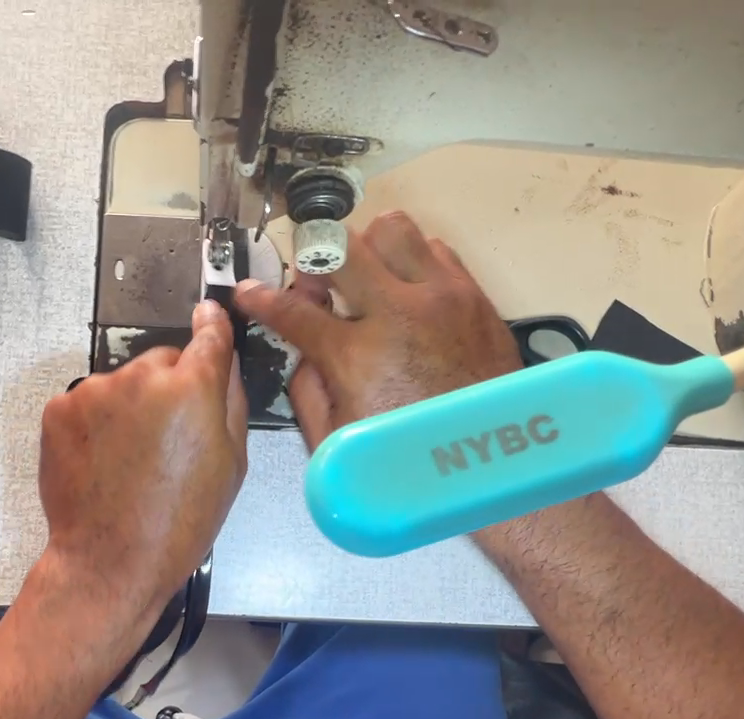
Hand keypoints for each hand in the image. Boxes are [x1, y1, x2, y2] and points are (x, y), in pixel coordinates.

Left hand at [36, 300, 247, 632]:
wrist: (112, 560)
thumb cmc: (177, 524)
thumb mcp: (231, 467)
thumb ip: (231, 403)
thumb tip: (225, 364)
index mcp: (192, 388)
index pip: (208, 334)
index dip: (211, 326)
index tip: (208, 316)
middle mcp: (141, 377)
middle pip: (162, 361)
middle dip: (168, 388)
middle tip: (168, 440)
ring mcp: (94, 391)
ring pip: (122, 383)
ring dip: (129, 407)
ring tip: (132, 461)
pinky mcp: (60, 409)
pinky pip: (88, 402)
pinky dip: (96, 423)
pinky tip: (104, 461)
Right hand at [234, 211, 520, 447]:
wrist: (495, 464)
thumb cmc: (411, 459)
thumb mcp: (339, 442)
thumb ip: (307, 391)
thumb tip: (299, 351)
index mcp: (357, 356)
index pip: (292, 310)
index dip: (261, 299)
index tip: (248, 293)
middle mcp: (400, 314)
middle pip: (340, 247)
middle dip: (316, 260)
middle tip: (318, 285)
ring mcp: (443, 297)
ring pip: (393, 229)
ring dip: (369, 251)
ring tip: (368, 283)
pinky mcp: (476, 296)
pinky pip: (437, 249)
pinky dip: (413, 262)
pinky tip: (409, 296)